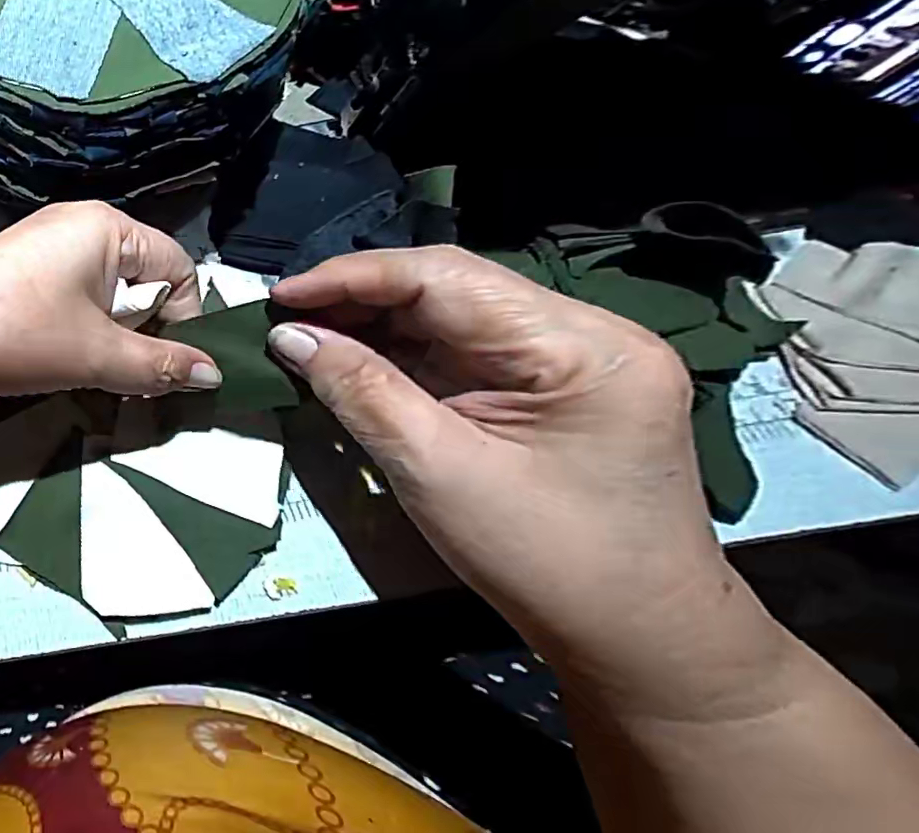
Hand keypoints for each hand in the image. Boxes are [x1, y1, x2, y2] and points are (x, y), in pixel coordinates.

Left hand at [0, 202, 218, 420]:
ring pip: (109, 290)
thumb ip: (161, 364)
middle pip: (143, 278)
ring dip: (115, 334)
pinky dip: (84, 326)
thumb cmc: (19, 333)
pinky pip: (76, 292)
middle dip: (147, 329)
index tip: (171, 362)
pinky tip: (67, 356)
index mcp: (108, 227)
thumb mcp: (99, 354)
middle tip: (135, 373)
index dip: (184, 317)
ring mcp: (47, 243)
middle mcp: (80, 224)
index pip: (177, 267)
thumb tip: (214, 373)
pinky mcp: (22, 267)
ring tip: (100, 371)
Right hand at [268, 246, 792, 720]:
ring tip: (306, 333)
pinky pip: (456, 348)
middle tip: (286, 316)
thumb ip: (360, 390)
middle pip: (446, 288)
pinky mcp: (542, 382)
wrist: (635, 642)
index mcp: (578, 344)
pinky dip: (397, 352)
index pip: (444, 277)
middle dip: (358, 299)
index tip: (283, 295)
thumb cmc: (545, 562)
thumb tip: (289, 335)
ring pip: (447, 314)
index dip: (353, 277)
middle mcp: (579, 331)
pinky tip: (351, 357)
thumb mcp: (437, 470)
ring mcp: (563, 356)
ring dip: (372, 323)